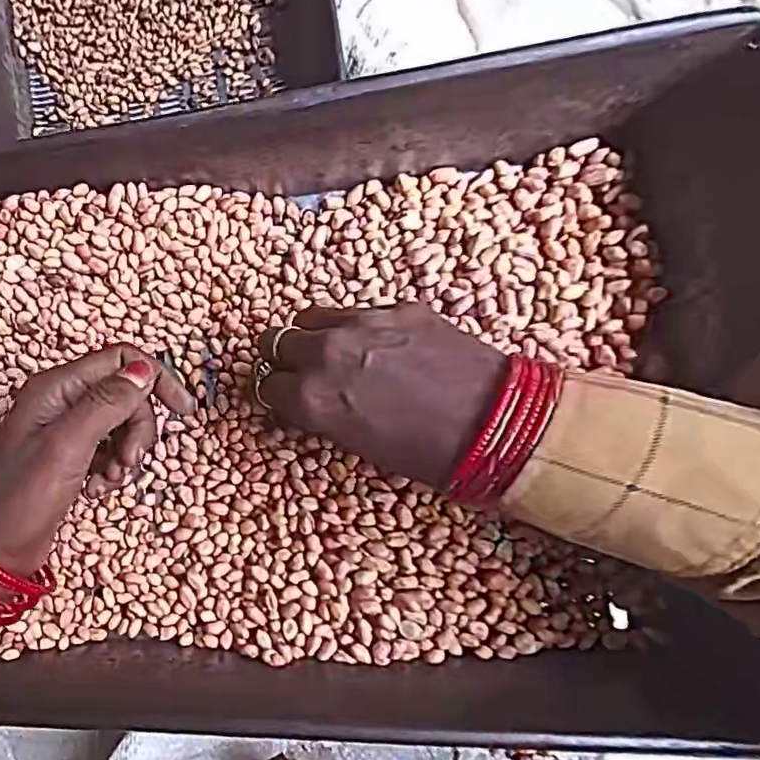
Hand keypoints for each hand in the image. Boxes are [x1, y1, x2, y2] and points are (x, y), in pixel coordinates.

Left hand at [0, 345, 195, 574]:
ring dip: (127, 455)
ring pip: (122, 426)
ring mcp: (66, 432)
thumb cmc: (16, 500)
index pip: (122, 360)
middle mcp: (62, 403)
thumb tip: (143, 371)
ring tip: (108, 481)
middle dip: (138, 429)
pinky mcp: (71, 459)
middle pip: (126, 396)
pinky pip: (110, 452)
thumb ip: (106, 403)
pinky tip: (97, 490)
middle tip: (128, 462)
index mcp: (57, 388)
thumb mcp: (66, 445)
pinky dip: (114, 471)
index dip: (156, 380)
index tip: (182, 410)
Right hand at [257, 304, 508, 487]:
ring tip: (327, 354)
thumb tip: (297, 405)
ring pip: (309, 318)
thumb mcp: (354, 443)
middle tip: (294, 372)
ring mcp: (362, 324)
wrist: (494, 423)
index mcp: (312, 396)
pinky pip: (355, 313)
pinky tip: (374, 348)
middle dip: (280, 359)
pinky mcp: (397, 308)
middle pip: (275, 341)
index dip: (269, 394)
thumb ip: (317, 415)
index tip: (276, 397)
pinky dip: (352, 329)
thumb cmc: (423, 452)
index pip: (265, 385)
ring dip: (309, 336)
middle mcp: (327, 354)